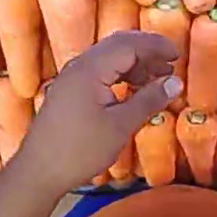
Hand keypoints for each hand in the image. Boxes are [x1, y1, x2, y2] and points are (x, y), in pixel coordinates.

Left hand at [12, 30, 182, 191]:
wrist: (39, 172)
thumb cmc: (81, 149)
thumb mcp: (121, 126)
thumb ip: (149, 100)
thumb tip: (175, 82)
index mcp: (90, 68)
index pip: (128, 45)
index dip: (155, 46)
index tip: (177, 55)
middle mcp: (79, 66)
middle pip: (117, 45)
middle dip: (146, 50)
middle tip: (170, 62)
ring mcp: (72, 77)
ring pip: (108, 58)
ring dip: (134, 63)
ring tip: (157, 77)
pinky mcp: (69, 91)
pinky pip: (99, 71)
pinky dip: (120, 74)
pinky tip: (134, 88)